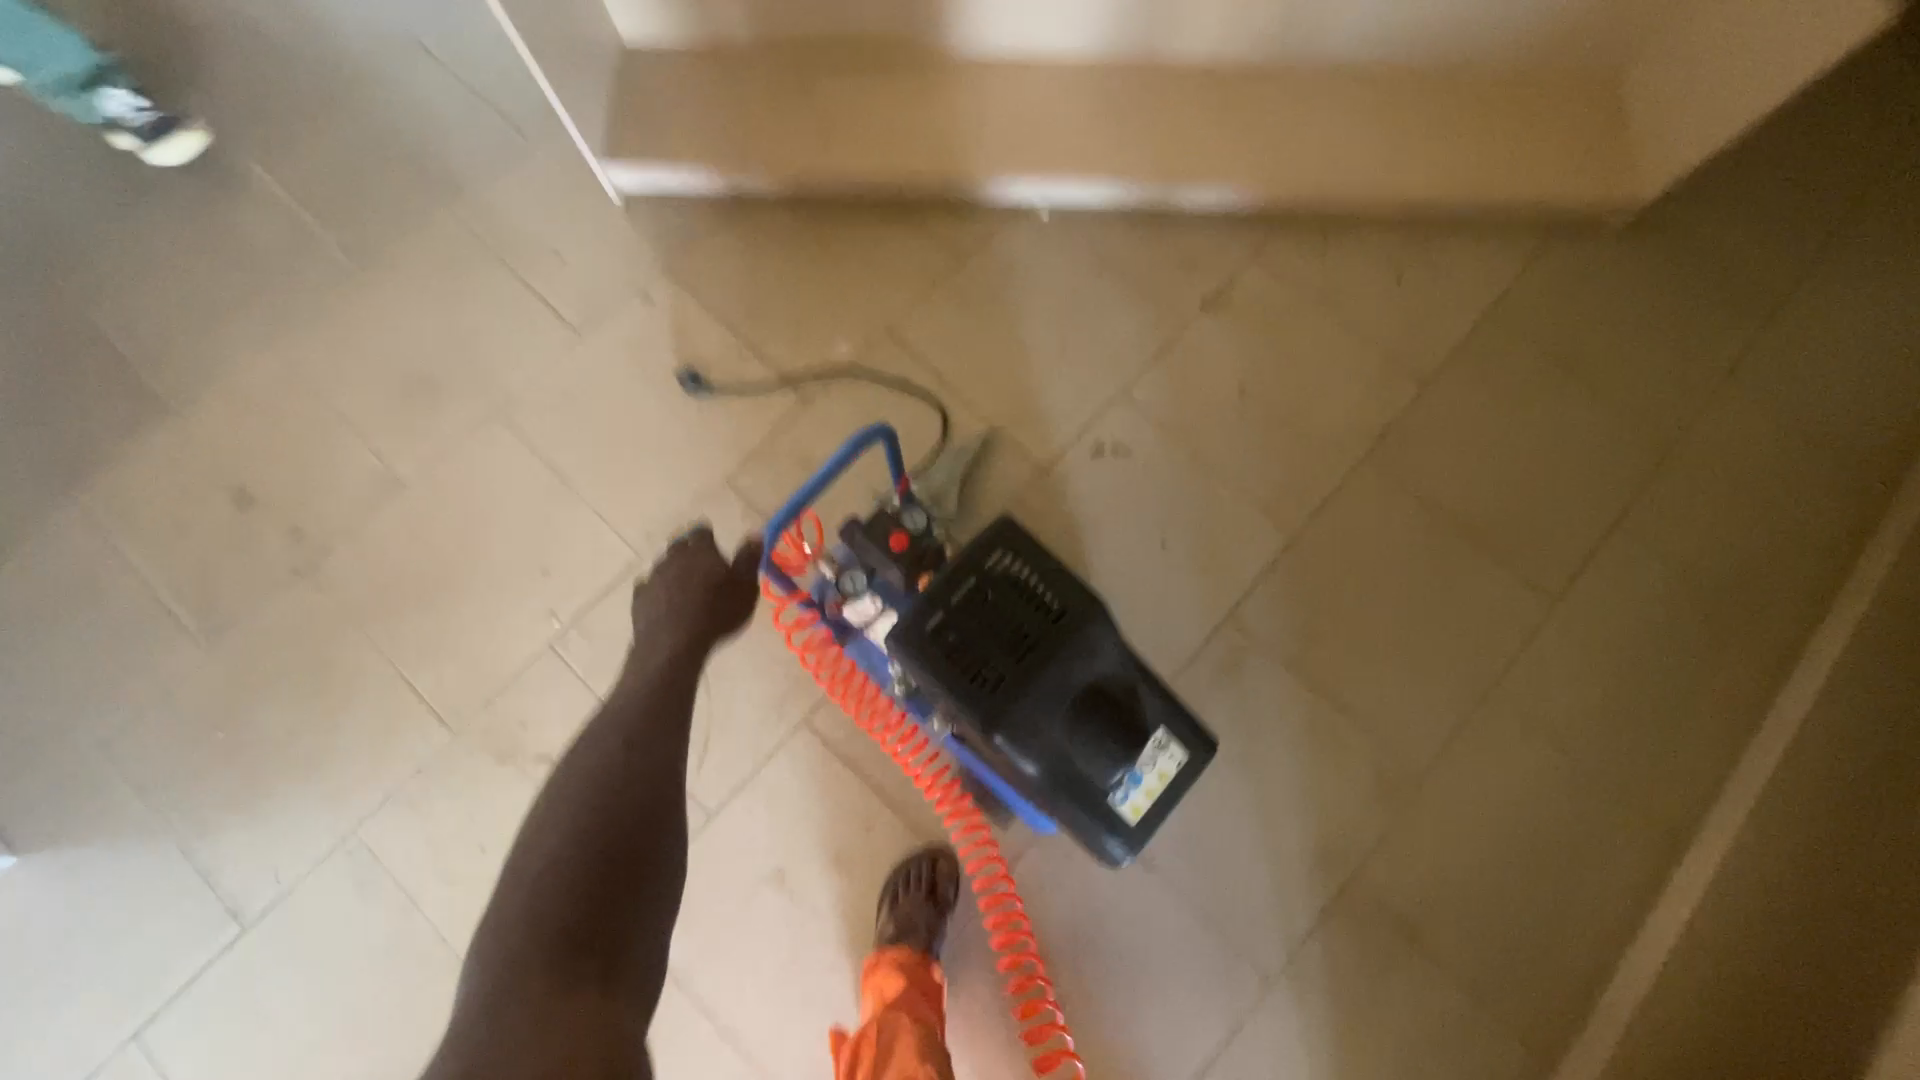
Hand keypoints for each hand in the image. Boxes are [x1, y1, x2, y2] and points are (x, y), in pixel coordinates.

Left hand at [629, 525, 763, 651]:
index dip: (708, 536)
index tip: (714, 543)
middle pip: (680, 545)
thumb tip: (755, 532)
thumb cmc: (717, 613)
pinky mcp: (639, 597)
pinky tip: (665, 602)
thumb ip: (749, 558)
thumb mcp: (745, 587)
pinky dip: (658, 590)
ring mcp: (653, 576)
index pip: (702, 532)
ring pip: (663, 565)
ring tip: (685, 586)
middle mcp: (674, 557)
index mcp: (701, 551)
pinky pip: (649, 587)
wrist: (673, 644)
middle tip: (701, 565)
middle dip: (689, 551)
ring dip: (673, 571)